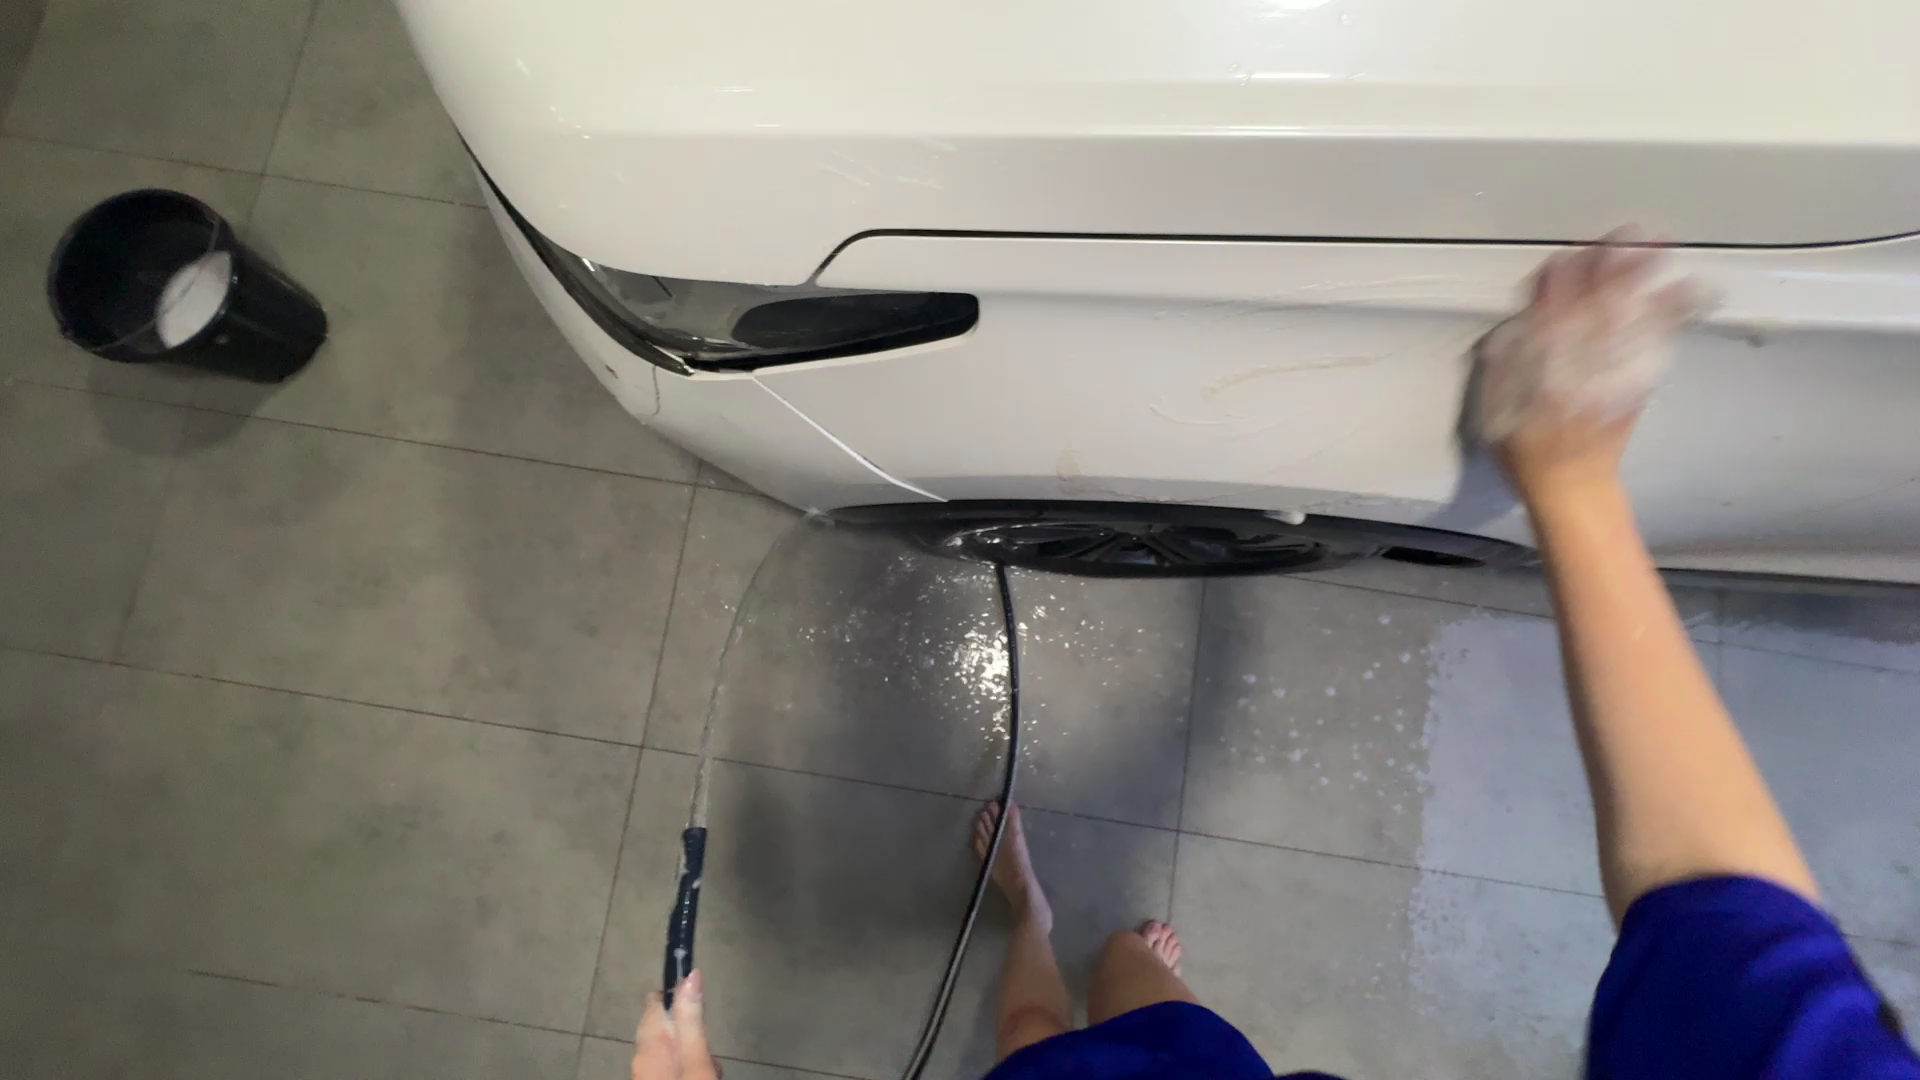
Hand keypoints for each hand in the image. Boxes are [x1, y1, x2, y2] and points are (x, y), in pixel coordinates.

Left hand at [633, 971, 718, 1079]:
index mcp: (650, 1043)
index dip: (677, 992)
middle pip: (663, 1024)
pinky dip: (682, 1063)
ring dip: (688, 1046)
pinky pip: (665, 1064)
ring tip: (708, 1061)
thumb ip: (692, 1018)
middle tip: (707, 1038)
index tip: (699, 995)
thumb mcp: (696, 1058)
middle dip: (687, 1024)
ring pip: (666, 1045)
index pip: (655, 1001)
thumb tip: (690, 975)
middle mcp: (640, 1056)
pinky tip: (697, 1072)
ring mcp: (643, 1074)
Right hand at [1476, 230, 1698, 506]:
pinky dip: (1670, 314)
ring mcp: (1618, 376)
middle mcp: (1584, 374)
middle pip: (1599, 315)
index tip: (1562, 260)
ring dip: (1646, 284)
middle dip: (1612, 275)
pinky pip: (1657, 343)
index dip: (1557, 291)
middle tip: (1627, 235)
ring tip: (1659, 247)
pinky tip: (1681, 289)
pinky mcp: (1643, 382)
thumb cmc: (1524, 449)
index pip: (1550, 325)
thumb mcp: (1494, 414)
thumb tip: (1514, 332)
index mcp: (1542, 380)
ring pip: (1633, 324)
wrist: (1571, 485)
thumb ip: (1503, 372)